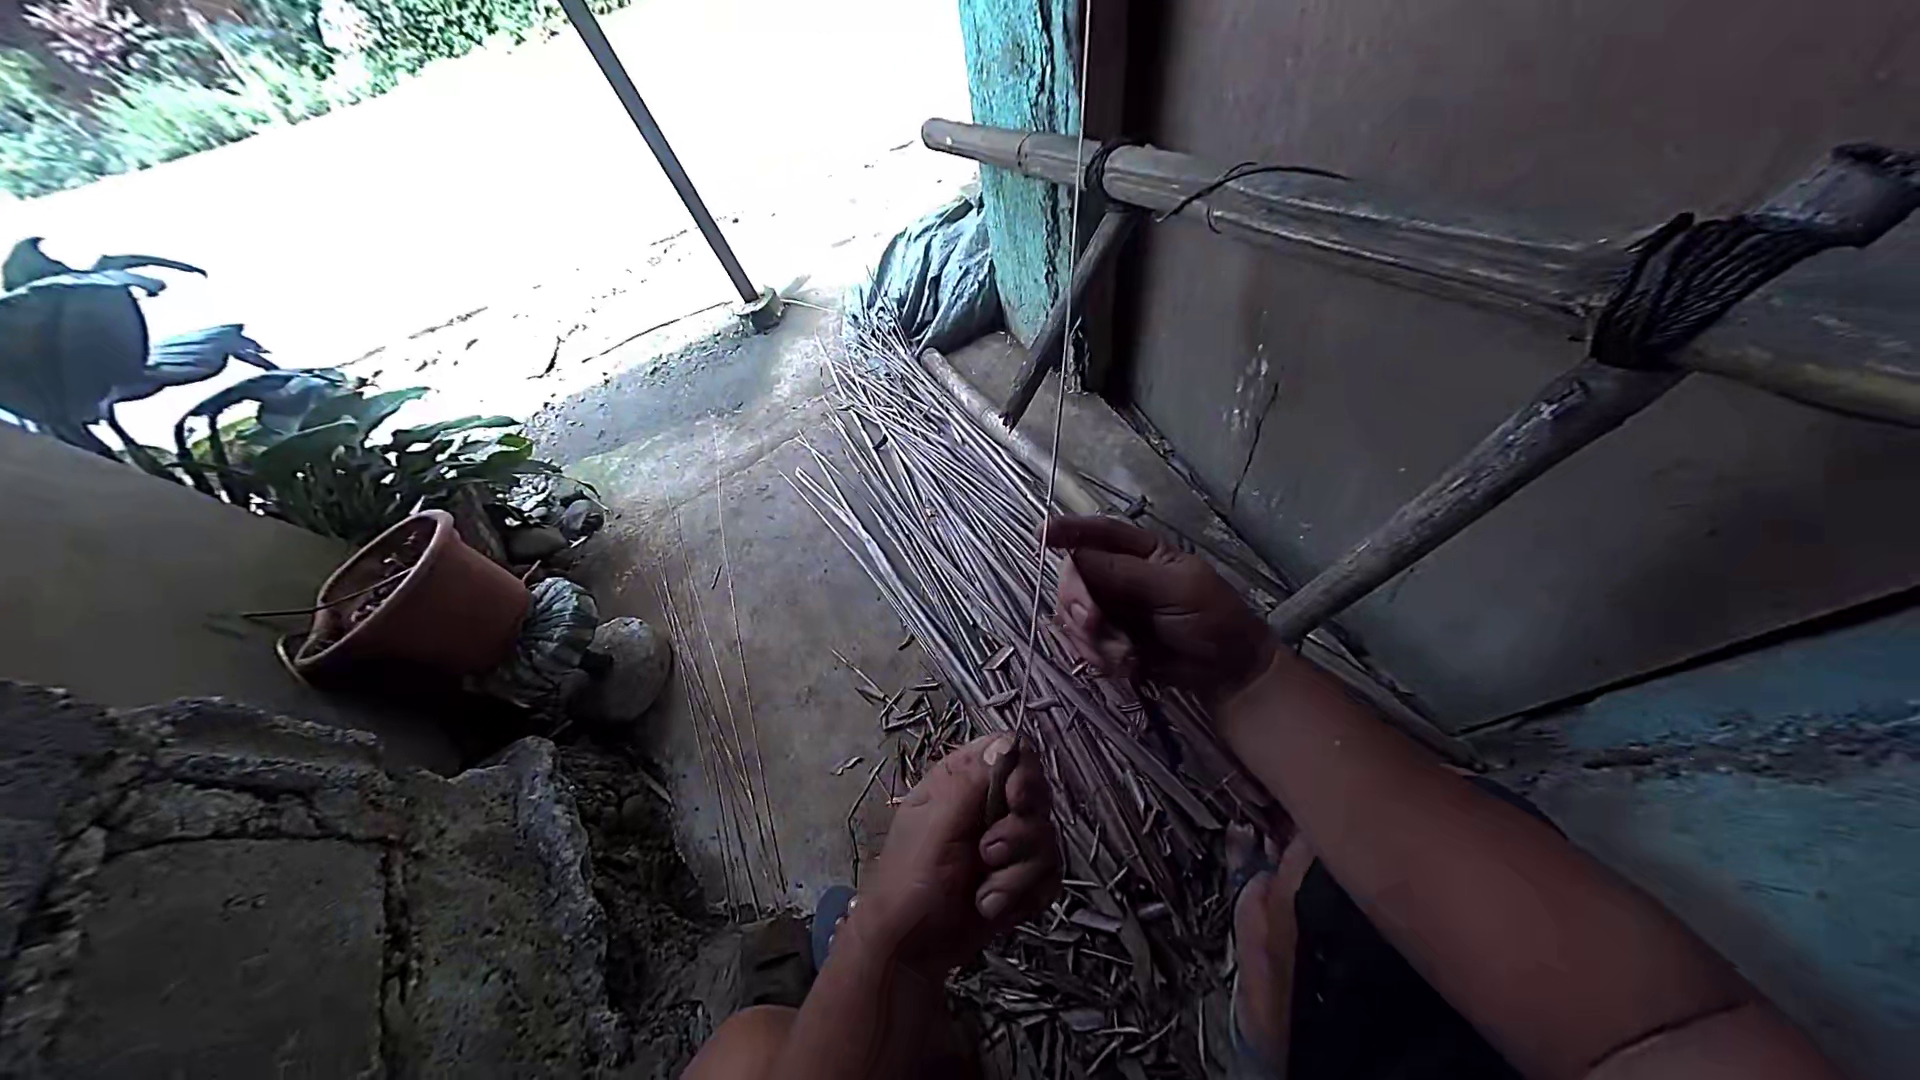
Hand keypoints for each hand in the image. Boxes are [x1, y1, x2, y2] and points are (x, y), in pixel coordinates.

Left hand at [856, 733, 1058, 978]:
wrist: (909, 951)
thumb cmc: (909, 880)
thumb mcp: (934, 824)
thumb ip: (970, 782)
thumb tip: (1004, 742)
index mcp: (963, 779)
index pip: (1011, 751)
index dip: (1023, 771)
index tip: (1016, 799)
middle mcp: (989, 803)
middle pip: (1037, 793)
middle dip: (1020, 831)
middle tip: (989, 853)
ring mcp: (1009, 841)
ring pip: (1046, 838)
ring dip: (1017, 872)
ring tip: (984, 893)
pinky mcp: (1023, 877)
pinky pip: (1049, 874)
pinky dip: (1025, 894)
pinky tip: (993, 906)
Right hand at [1046, 515, 1277, 697]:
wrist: (1226, 674)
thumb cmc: (1214, 619)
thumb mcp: (1177, 589)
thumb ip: (1126, 574)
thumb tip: (1079, 556)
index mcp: (1138, 551)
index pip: (1096, 533)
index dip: (1067, 531)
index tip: (1042, 536)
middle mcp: (1115, 575)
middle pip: (1073, 576)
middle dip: (1077, 602)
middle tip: (1092, 624)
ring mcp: (1107, 608)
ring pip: (1070, 614)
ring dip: (1091, 639)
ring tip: (1125, 657)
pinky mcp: (1104, 640)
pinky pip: (1080, 644)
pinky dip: (1096, 657)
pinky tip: (1125, 666)